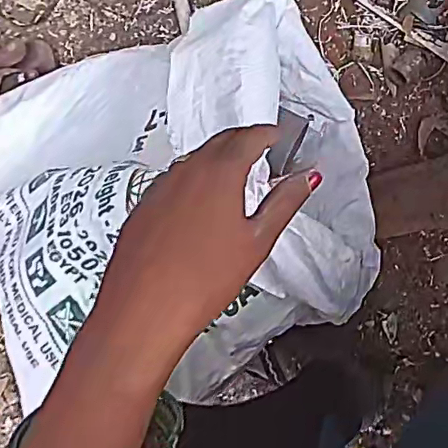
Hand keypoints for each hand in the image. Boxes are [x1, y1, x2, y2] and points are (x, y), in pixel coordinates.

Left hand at [20, 125, 316, 447]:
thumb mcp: (258, 240)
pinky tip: (201, 204)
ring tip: (236, 173)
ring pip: (195, 159)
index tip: (277, 134)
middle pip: (220, 140)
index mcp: (219, 172)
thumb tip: (307, 177)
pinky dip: (194, 178)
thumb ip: (285, 201)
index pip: (249, 136)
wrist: (141, 315)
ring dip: (218, 156)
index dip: (268, 132)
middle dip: (244, 138)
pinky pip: (173, 180)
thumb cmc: (201, 281)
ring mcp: (159, 188)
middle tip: (262, 145)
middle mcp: (186, 172)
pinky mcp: (141, 209)